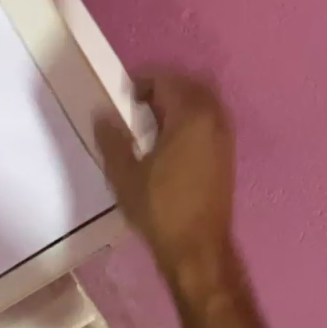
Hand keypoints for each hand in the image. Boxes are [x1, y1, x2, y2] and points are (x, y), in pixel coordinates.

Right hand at [94, 71, 238, 294]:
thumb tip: (102, 114)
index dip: (142, 83)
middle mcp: (214, 119)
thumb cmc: (157, 208)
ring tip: (147, 125)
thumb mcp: (123, 175)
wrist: (195, 246)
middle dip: (160, 90)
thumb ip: (112, 139)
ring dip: (175, 105)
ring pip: (201, 104)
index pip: (167, 81)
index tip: (120, 98)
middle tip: (132, 107)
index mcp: (190, 117)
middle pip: (188, 87)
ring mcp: (224, 137)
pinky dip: (186, 121)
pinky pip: (206, 122)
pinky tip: (165, 143)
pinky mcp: (225, 154)